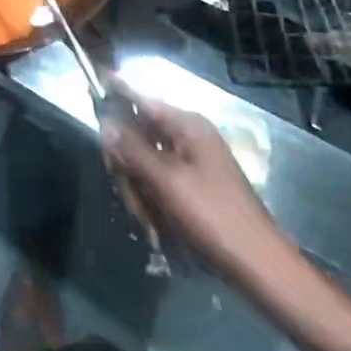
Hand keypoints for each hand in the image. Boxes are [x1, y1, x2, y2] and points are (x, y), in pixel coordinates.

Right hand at [101, 87, 289, 277]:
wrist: (258, 265)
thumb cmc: (212, 216)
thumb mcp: (166, 181)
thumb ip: (132, 149)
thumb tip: (105, 122)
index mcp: (188, 126)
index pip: (142, 99)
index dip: (117, 93)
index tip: (93, 85)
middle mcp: (189, 138)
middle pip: (138, 135)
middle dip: (127, 165)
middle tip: (127, 189)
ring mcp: (191, 163)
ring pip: (143, 164)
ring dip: (139, 191)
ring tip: (149, 220)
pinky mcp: (191, 187)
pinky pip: (157, 183)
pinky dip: (152, 202)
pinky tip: (156, 226)